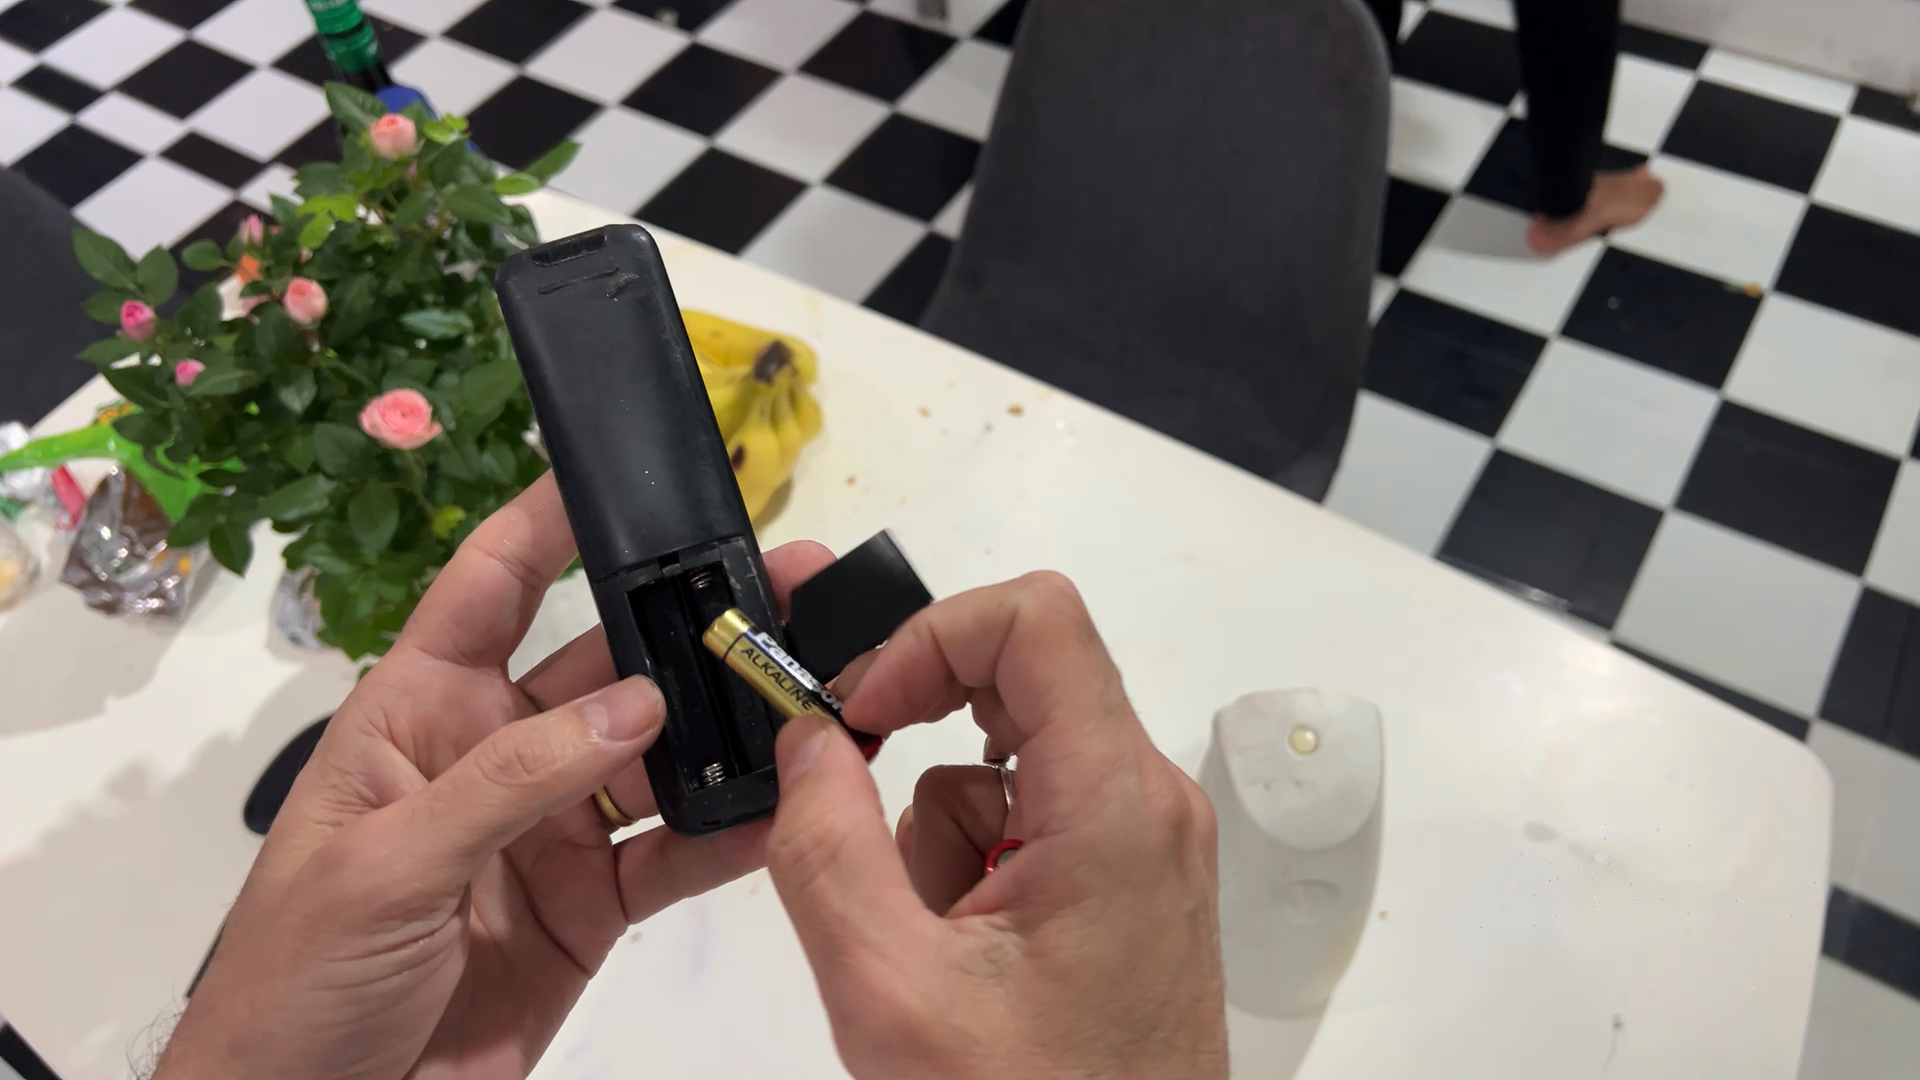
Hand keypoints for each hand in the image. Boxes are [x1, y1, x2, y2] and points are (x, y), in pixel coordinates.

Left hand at [156, 472, 833, 1079]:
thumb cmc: (299, 984)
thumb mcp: (385, 864)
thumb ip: (516, 777)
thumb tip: (643, 704)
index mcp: (431, 711)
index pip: (492, 588)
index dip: (548, 525)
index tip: (617, 478)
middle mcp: (511, 747)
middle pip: (614, 665)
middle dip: (690, 628)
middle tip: (775, 591)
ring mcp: (566, 819)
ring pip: (663, 752)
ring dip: (729, 728)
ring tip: (802, 694)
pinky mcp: (606, 891)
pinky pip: (679, 849)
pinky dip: (730, 833)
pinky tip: (781, 812)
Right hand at [766, 572, 1227, 1079]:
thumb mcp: (892, 994)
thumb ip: (827, 849)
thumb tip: (808, 737)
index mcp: (1113, 799)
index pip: (1037, 618)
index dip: (935, 633)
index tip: (868, 707)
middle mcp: (1144, 791)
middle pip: (1022, 666)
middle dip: (924, 701)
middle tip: (854, 765)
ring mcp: (1139, 826)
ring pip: (1008, 741)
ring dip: (941, 806)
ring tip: (929, 919)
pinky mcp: (1122, 860)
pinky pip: (1024, 797)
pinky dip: (970, 841)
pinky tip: (964, 932)